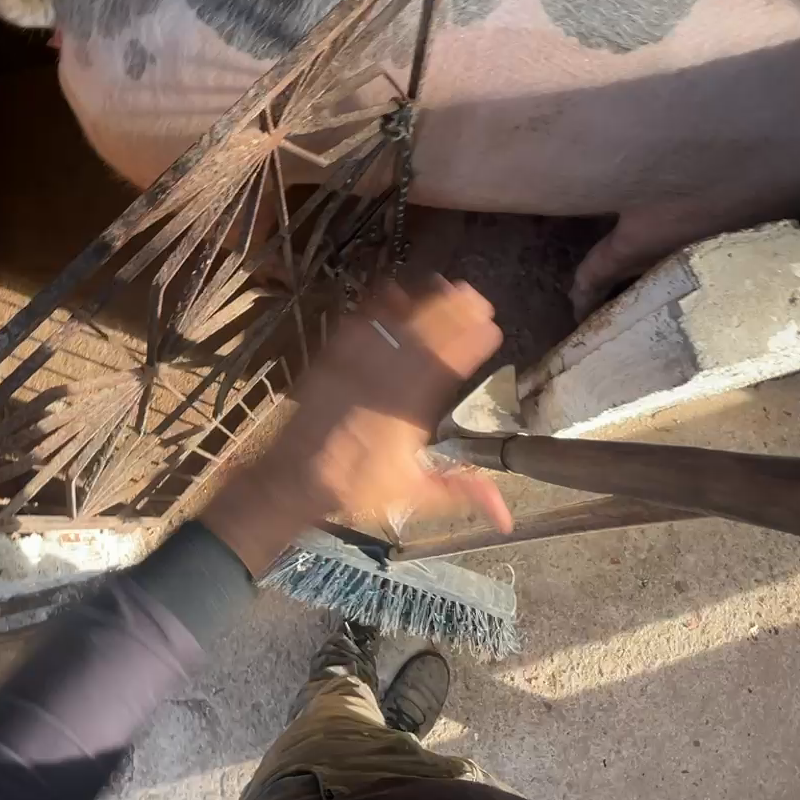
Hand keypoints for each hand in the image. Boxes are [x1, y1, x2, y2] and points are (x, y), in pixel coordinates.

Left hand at [200, 279, 512, 574]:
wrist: (293, 479)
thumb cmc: (355, 488)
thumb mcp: (412, 495)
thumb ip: (460, 491)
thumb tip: (506, 512)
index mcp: (407, 414)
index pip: (446, 371)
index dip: (471, 347)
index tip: (492, 330)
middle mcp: (383, 385)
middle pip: (424, 339)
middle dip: (453, 314)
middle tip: (477, 297)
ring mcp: (354, 369)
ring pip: (393, 328)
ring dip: (421, 304)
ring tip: (445, 286)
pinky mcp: (331, 362)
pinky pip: (356, 327)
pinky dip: (376, 306)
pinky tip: (391, 290)